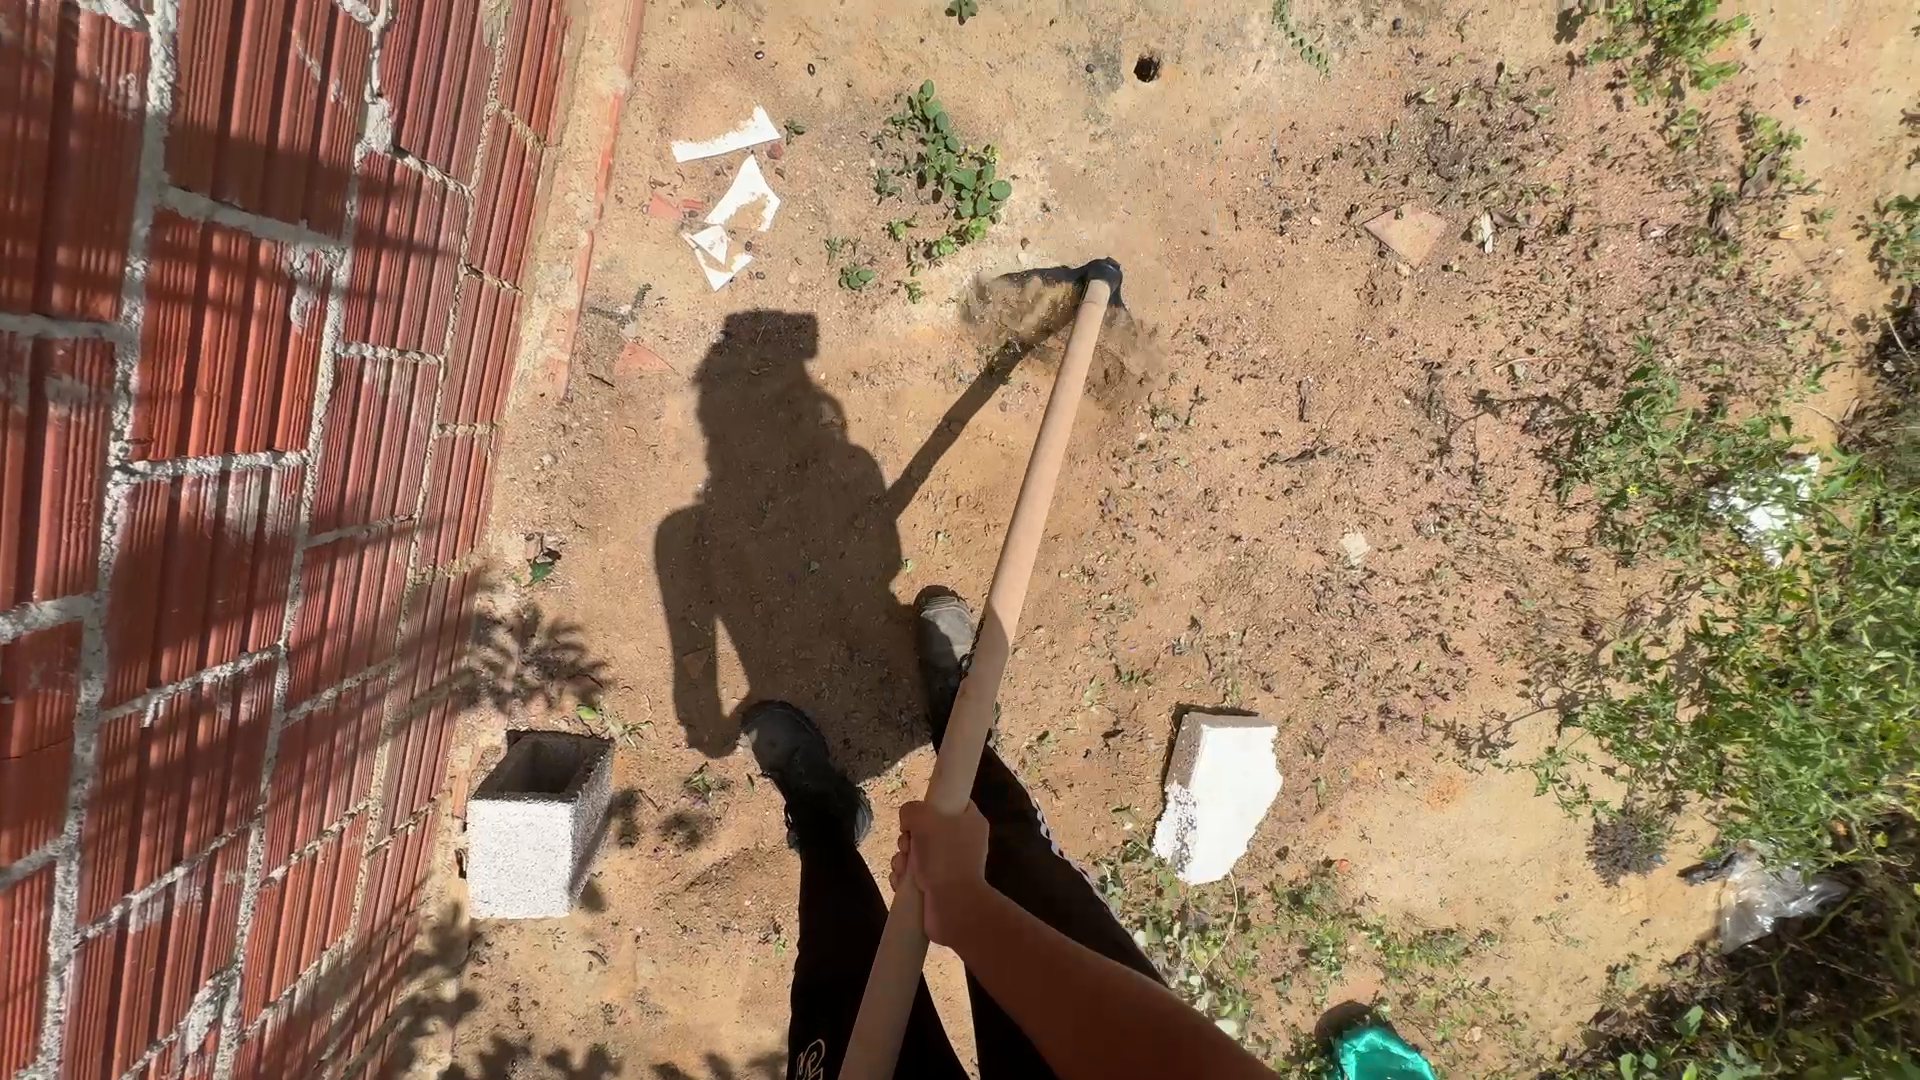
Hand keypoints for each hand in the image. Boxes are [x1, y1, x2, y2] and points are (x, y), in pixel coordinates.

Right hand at [890, 800, 989, 945]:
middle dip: (909, 838)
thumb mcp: (924, 818)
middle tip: (908, 846)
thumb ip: (912, 810)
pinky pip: (914, 875)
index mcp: (971, 821)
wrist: (953, 906)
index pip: (951, 802)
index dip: (931, 806)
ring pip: (916, 853)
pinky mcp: (937, 886)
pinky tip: (901, 882)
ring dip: (902, 859)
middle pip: (926, 829)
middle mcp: (963, 842)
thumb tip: (909, 822)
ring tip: (903, 869)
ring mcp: (950, 866)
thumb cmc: (944, 856)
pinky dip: (904, 878)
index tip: (919, 816)